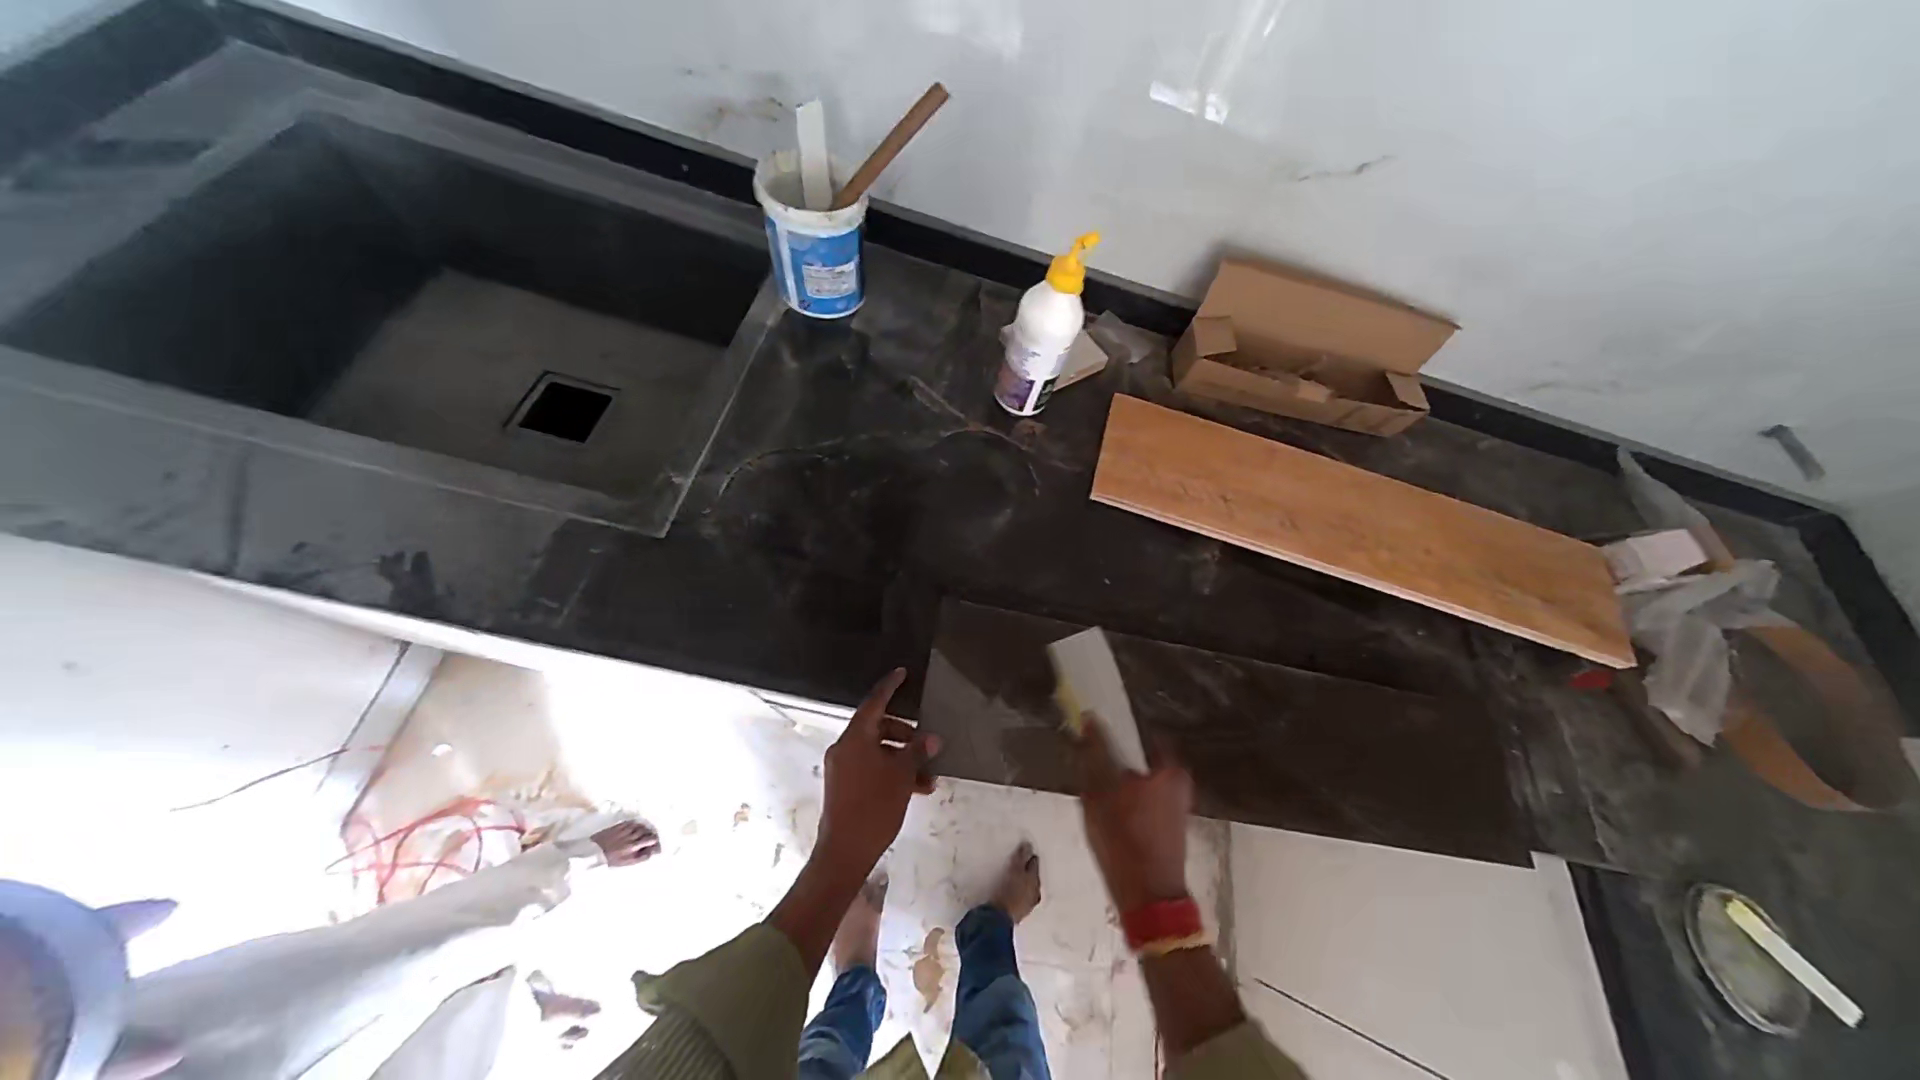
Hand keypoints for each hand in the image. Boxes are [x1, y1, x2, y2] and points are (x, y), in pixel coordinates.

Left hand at [815, 668, 941, 874]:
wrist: (845, 852)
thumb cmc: (874, 807)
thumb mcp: (902, 776)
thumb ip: (916, 752)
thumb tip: (931, 739)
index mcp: (855, 738)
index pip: (874, 703)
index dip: (889, 687)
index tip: (901, 673)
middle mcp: (844, 748)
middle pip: (878, 728)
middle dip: (905, 735)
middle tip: (927, 746)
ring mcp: (841, 767)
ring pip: (877, 751)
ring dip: (902, 758)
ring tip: (928, 776)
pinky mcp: (843, 786)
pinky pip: (870, 767)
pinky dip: (891, 771)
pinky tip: (916, 789)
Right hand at [1074, 721, 1192, 910]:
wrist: (1147, 896)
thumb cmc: (1124, 841)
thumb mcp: (1098, 792)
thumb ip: (1094, 752)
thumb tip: (1090, 720)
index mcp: (1168, 767)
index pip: (1135, 732)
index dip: (1111, 729)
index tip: (1090, 730)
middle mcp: (1179, 780)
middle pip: (1138, 757)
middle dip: (1113, 760)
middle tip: (1088, 768)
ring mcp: (1179, 803)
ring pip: (1141, 779)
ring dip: (1119, 781)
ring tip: (1096, 793)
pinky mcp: (1173, 823)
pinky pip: (1146, 797)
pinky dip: (1128, 798)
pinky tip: (1109, 813)